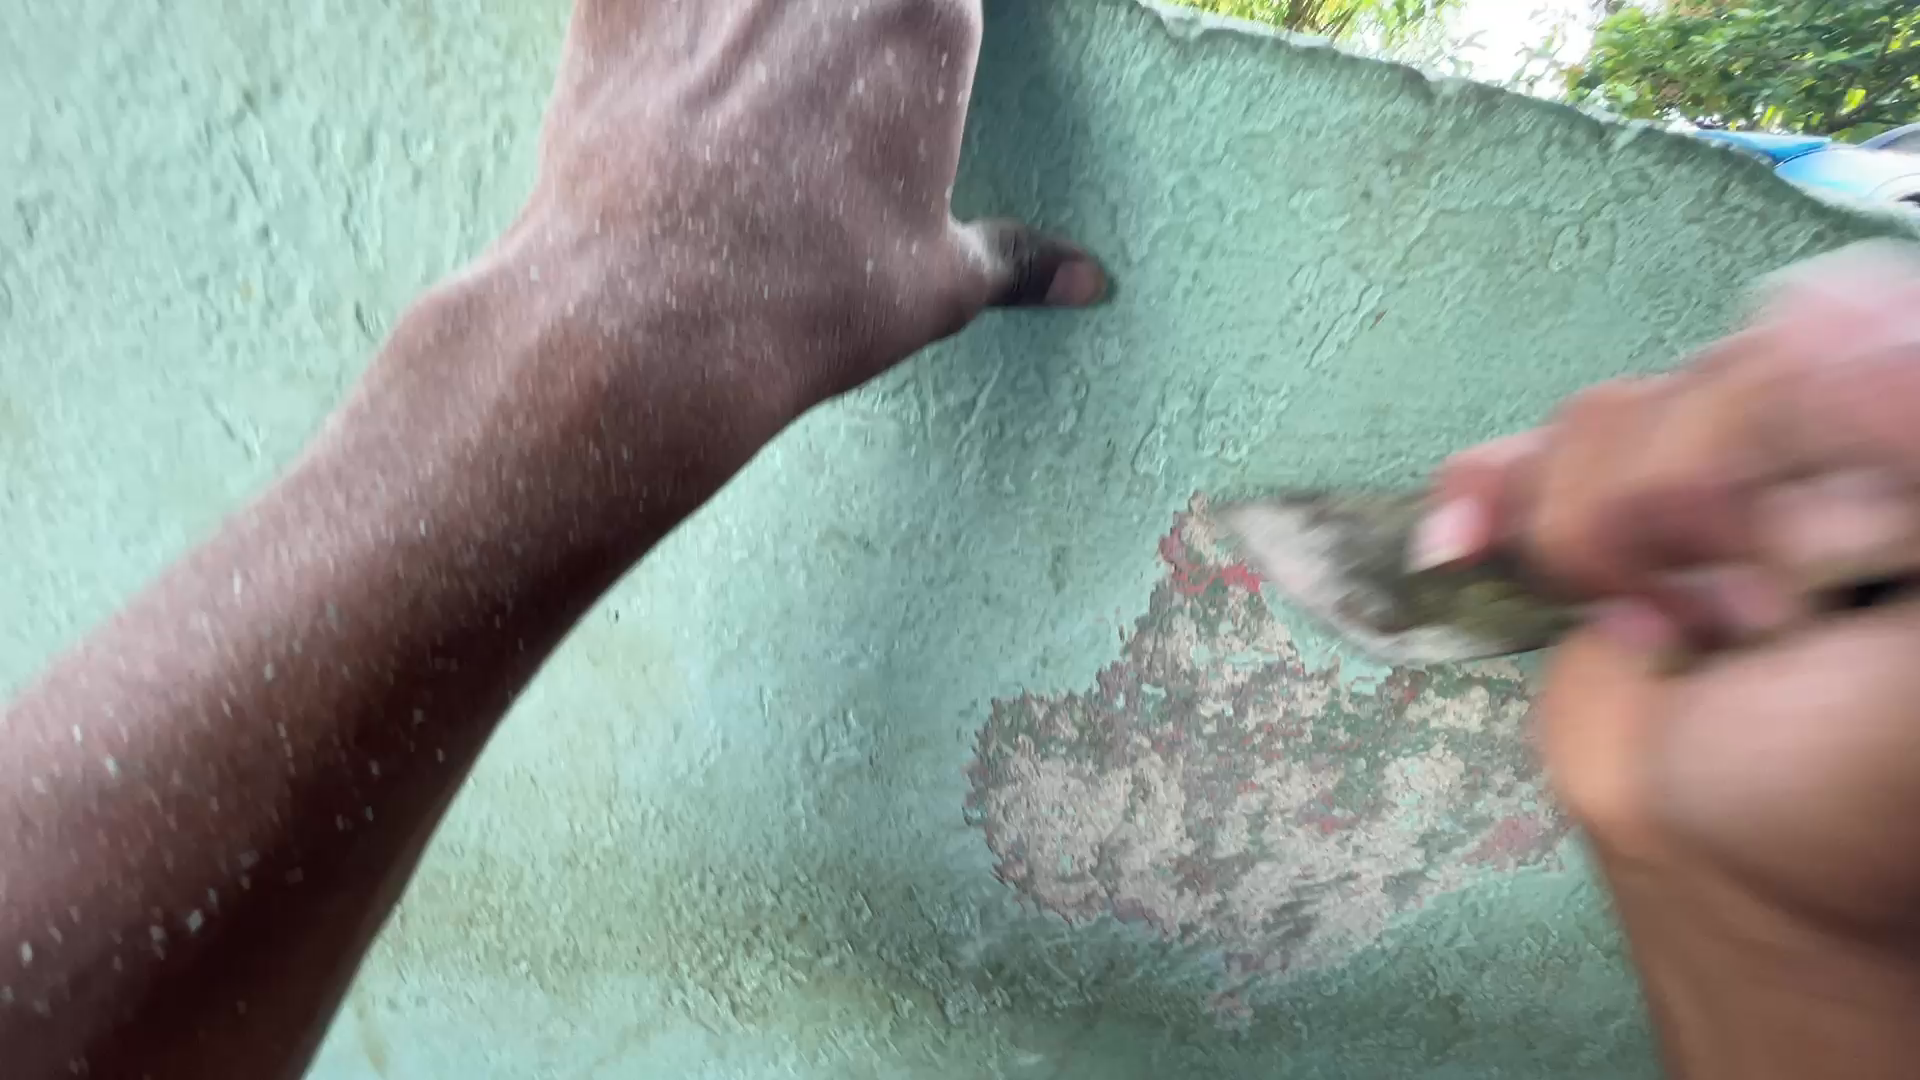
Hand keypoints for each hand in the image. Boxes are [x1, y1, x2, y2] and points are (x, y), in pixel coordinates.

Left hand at [439, 1, 1102, 482]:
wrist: (662, 324)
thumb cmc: (816, 303)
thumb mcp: (939, 289)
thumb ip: (1018, 262)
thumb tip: (1093, 282)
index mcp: (927, 19)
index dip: (943, 33)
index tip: (921, 81)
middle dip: (864, 32)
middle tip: (844, 109)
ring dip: (778, 26)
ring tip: (774, 98)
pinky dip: (671, 15)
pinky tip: (686, 72)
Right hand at [1422, 241, 1919, 1076]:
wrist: (1709, 842)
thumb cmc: (1843, 776)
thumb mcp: (1919, 661)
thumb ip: (1912, 471)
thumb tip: (1817, 307)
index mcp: (1885, 442)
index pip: (1830, 340)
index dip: (1789, 444)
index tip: (1814, 554)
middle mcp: (1791, 436)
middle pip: (1693, 385)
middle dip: (1694, 523)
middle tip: (1747, 620)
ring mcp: (1660, 476)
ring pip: (1588, 425)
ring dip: (1599, 548)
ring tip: (1661, 625)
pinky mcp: (1557, 517)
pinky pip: (1494, 461)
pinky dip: (1473, 499)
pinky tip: (1459, 547)